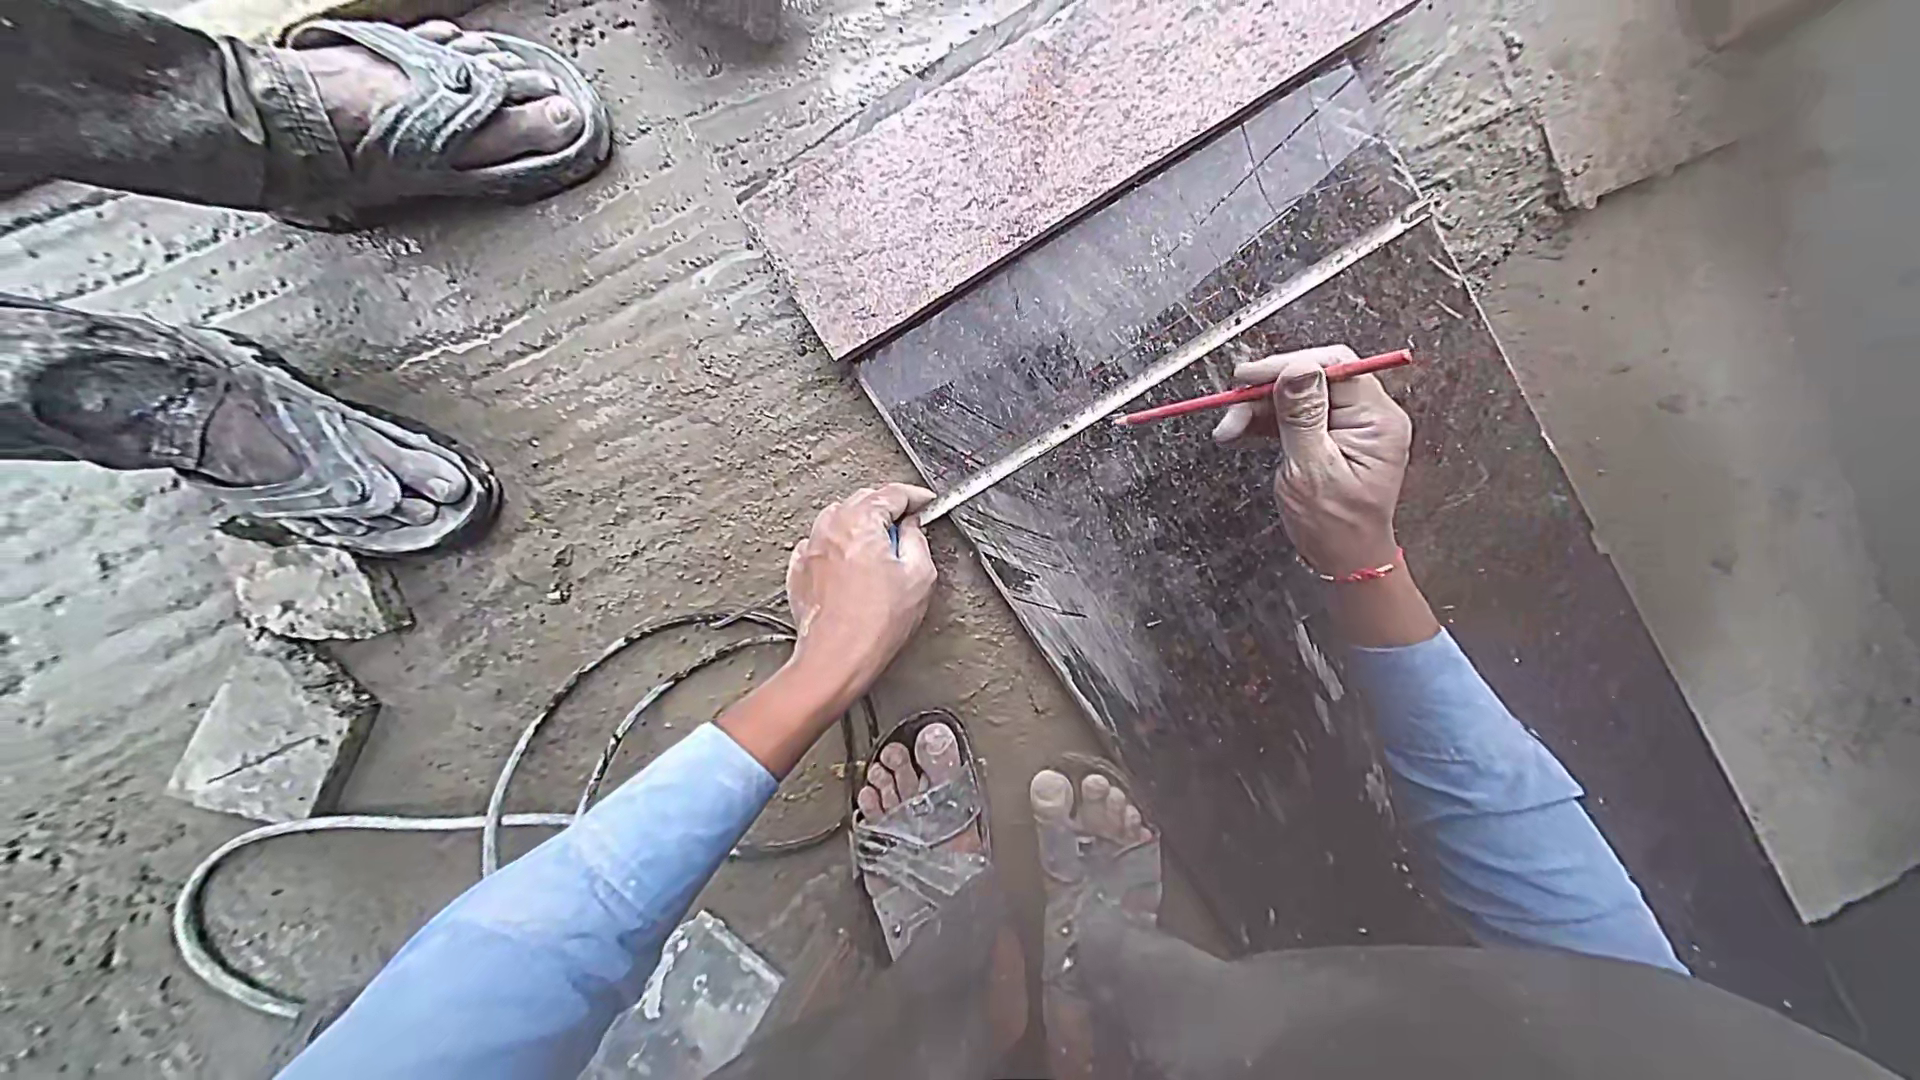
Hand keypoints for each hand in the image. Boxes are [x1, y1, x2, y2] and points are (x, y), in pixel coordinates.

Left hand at [786, 483, 938, 695]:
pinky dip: (838, 545)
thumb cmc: (875, 622)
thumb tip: (912, 527)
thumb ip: (917, 540)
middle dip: (888, 508)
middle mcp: (831, 527)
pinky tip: (852, 565)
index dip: (916, 496)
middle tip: (907, 528)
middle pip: (864, 500)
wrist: (837, 656)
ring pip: (839, 518)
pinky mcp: (800, 569)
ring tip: (879, 549)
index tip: (926, 504)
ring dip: (861, 524)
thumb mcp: (919, 576)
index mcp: (862, 521)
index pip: (893, 493)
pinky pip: (821, 543)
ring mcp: (811, 547)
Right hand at [1212, 345, 1411, 576]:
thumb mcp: (1311, 468)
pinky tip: (1240, 432)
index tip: (1248, 378)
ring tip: (1229, 429)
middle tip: (1230, 408)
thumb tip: (1297, 369)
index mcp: (1375, 419)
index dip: (1286, 366)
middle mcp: (1365, 416)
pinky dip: (1263, 423)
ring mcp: (1345, 427)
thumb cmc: (1334, 525)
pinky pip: (1291, 417)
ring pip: (1294, 397)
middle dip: (1265, 391)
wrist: (1343, 558)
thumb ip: (1302, 416)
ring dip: (1257, 409)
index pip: (1333, 367)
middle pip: (1310, 379)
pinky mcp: (1325, 438)